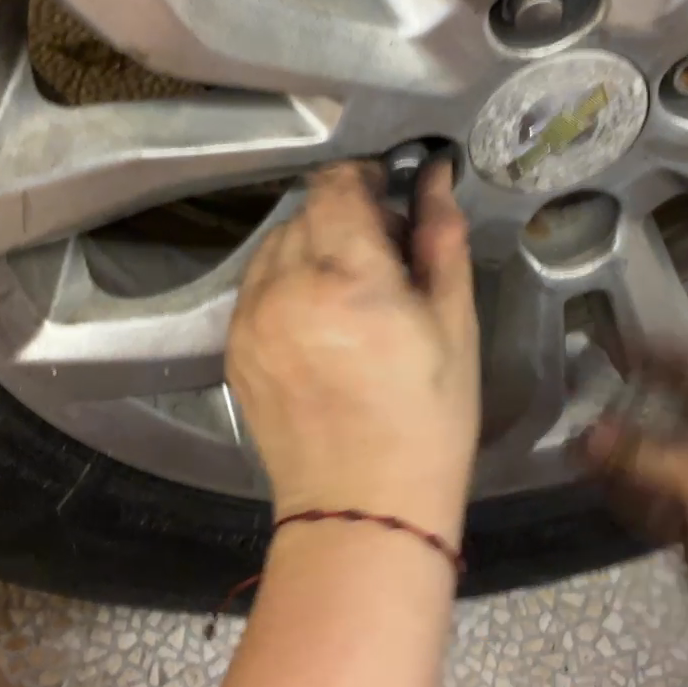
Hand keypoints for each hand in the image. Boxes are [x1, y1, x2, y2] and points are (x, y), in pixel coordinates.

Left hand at [227, 161, 479, 538]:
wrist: (359, 507)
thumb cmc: (425, 421)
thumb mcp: (454, 328)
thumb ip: (440, 241)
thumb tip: (435, 179)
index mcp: (345, 278)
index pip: (334, 186)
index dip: (363, 182)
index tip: (388, 204)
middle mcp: (284, 289)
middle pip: (304, 214)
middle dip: (343, 220)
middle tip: (379, 260)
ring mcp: (249, 321)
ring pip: (273, 248)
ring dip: (309, 250)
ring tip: (345, 295)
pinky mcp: (233, 350)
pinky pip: (255, 289)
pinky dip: (284, 286)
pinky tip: (316, 323)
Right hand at [578, 356, 687, 686]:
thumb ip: (643, 450)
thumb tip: (584, 434)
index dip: (669, 361)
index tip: (619, 348)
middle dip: (642, 411)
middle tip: (589, 395)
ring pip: (676, 462)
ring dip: (632, 455)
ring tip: (580, 442)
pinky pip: (669, 503)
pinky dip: (637, 493)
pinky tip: (598, 480)